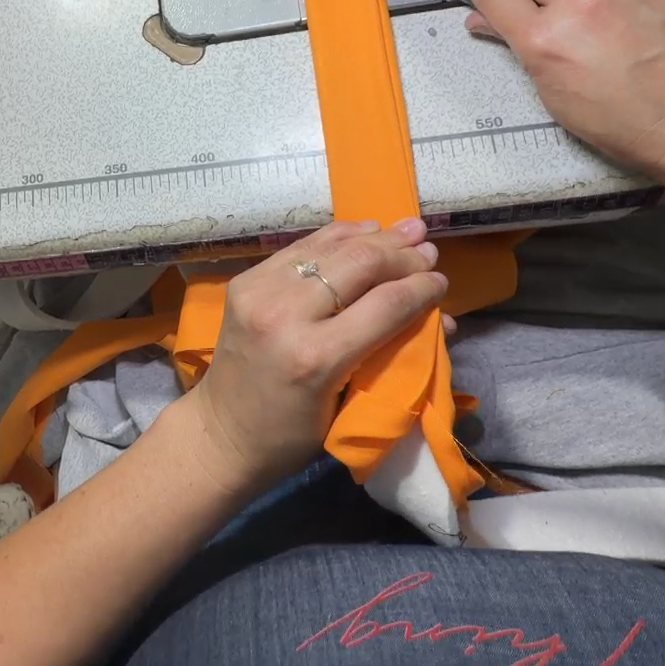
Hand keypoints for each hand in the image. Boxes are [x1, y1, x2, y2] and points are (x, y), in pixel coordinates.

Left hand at [183, 218, 448, 493]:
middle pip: (359, 265)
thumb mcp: (351, 406)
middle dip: (400, 256)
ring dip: (373, 237)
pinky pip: (300, 248)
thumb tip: (442, 320)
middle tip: (428, 251)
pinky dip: (337, 237)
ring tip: (408, 229)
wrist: (222, 431)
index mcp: (317, 358)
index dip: (420, 288)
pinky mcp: (245, 281)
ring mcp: (259, 291)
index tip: (442, 281)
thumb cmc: (293, 436)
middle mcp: (286, 315)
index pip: (385, 306)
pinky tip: (364, 230)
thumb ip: (393, 358)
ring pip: (329, 248)